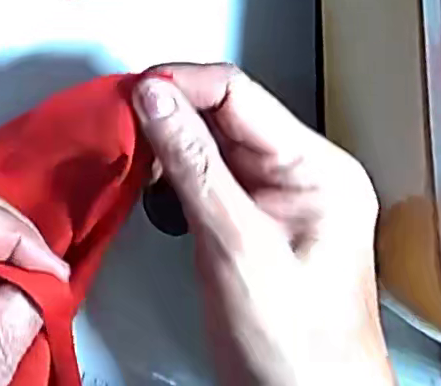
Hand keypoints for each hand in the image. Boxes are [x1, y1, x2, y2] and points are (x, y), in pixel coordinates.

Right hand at [133, 63, 391, 385]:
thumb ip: (193, 164)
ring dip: (162, 136)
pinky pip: (198, 160)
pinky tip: (151, 176)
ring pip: (203, 130)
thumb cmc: (300, 354)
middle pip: (217, 107)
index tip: (134, 94)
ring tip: (134, 151)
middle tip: (124, 121)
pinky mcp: (245, 204)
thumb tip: (154, 96)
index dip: (179, 85)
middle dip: (166, 110)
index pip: (234, 92)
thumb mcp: (237, 248)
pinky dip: (167, 162)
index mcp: (316, 169)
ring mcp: (271, 186)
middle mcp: (297, 168)